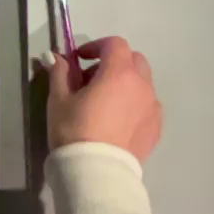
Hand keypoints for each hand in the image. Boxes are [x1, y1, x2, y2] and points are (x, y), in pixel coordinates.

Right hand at [48, 36, 162, 162]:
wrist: (96, 169)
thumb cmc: (73, 129)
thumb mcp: (58, 98)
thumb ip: (60, 73)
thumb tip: (56, 58)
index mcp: (119, 74)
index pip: (114, 44)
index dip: (95, 46)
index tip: (78, 59)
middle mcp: (143, 85)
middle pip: (134, 60)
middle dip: (113, 62)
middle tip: (90, 78)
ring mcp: (153, 107)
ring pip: (142, 82)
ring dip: (124, 82)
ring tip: (103, 102)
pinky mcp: (157, 126)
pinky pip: (147, 104)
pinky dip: (133, 102)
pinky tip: (115, 120)